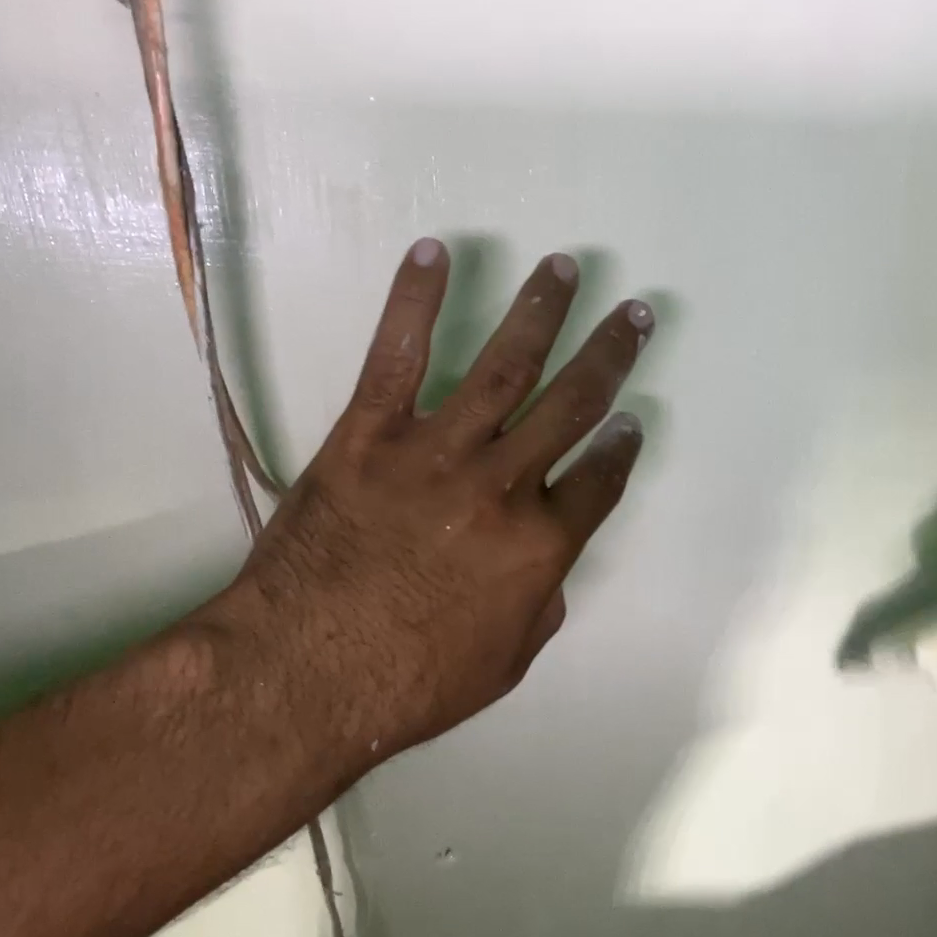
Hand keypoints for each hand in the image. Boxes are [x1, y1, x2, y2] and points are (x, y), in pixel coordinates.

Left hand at [204, 238, 652, 764]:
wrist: (304, 673)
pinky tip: (435, 254)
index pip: (600, 480)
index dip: (621, 447)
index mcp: (540, 545)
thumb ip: (538, 604)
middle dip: (609, 357)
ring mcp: (436, 452)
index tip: (630, 421)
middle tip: (633, 316)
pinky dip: (415, 300)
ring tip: (563, 269)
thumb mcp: (506, 662)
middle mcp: (503, 485)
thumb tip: (545, 567)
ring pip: (502, 367)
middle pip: (570, 406)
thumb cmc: (410, 682)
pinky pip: (397, 355)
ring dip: (539, 312)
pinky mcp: (370, 434)